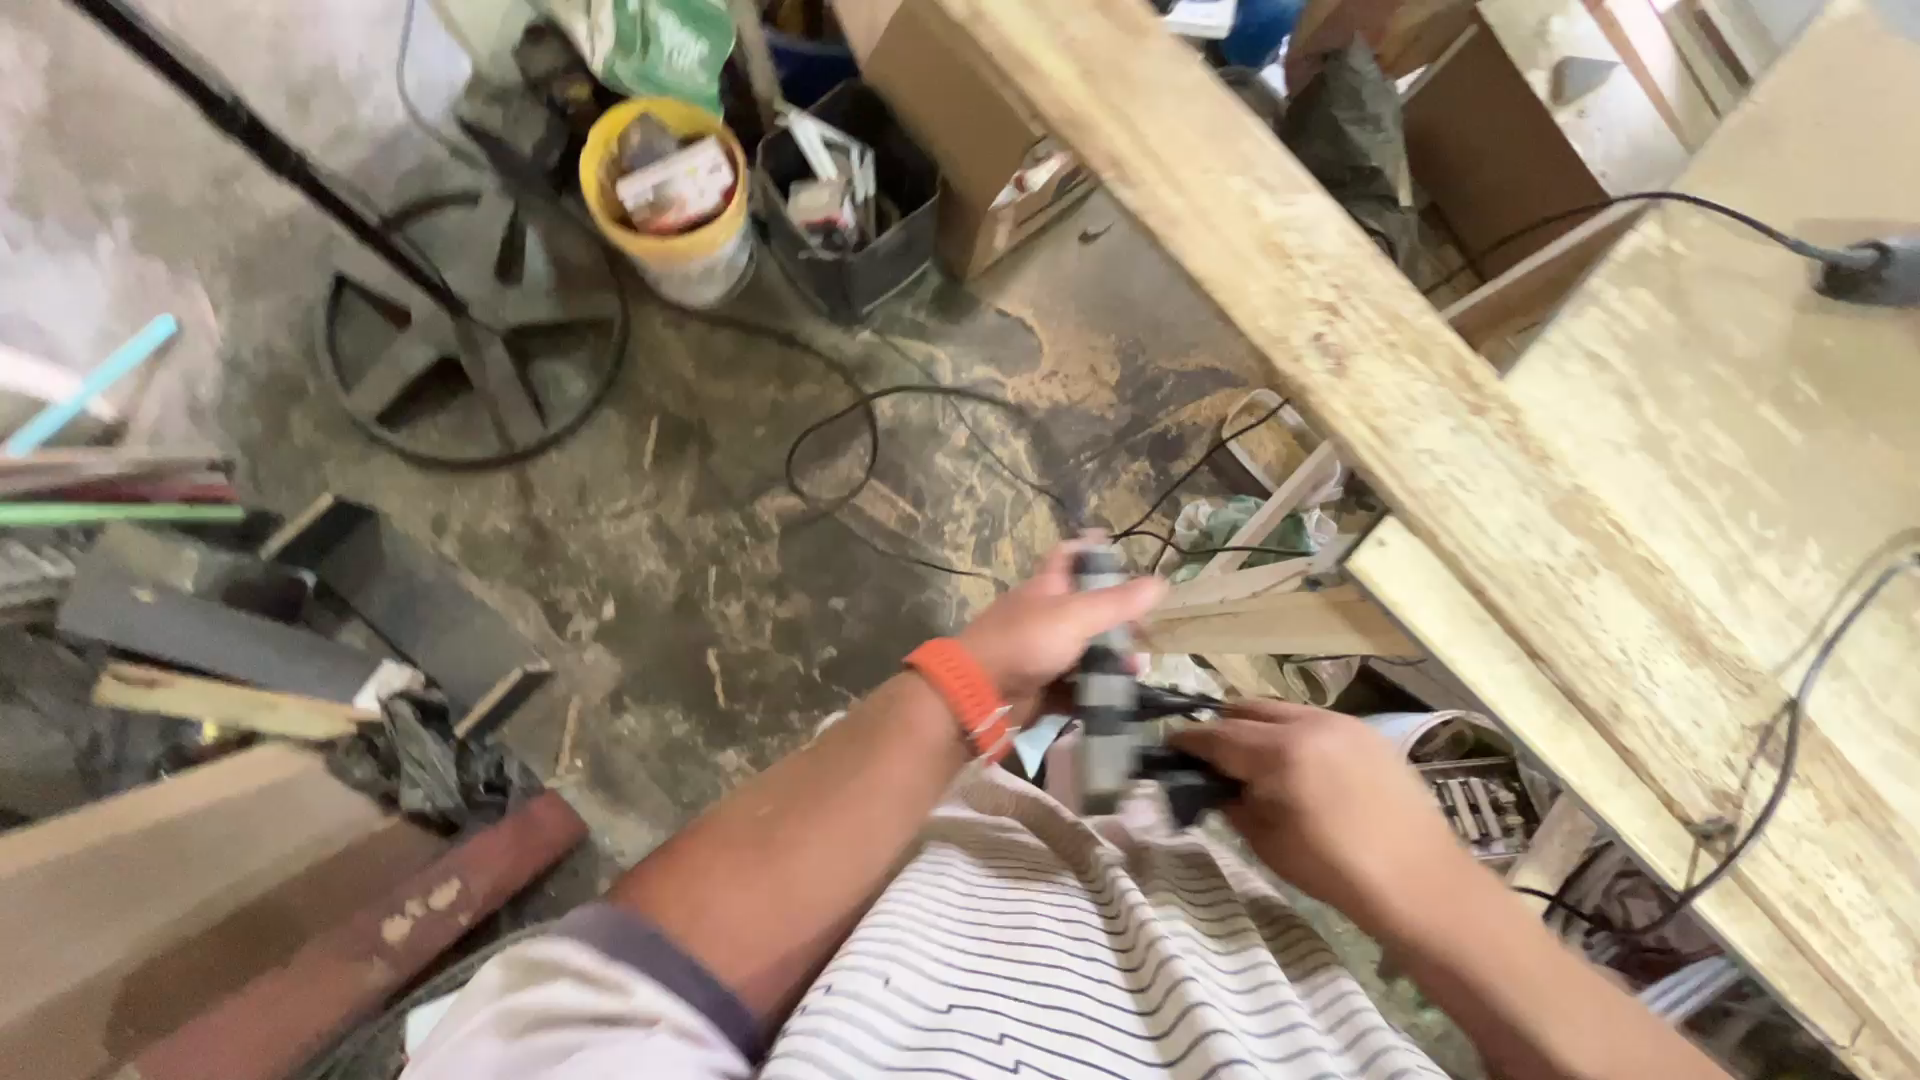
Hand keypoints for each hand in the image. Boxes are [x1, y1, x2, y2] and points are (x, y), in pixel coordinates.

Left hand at [955, 538, 1165, 704]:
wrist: (978, 693)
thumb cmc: (1025, 642)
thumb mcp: (1075, 615)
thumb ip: (1117, 603)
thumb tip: (1160, 582)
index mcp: (1046, 587)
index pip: (1068, 555)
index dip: (1090, 548)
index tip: (1116, 547)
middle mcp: (1042, 616)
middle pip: (1084, 610)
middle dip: (1116, 620)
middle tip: (1144, 632)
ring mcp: (1039, 653)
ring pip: (1083, 651)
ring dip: (1110, 660)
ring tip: (1136, 669)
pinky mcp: (1039, 686)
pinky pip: (1073, 686)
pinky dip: (1094, 690)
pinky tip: (1117, 697)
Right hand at [1169, 701, 1478, 935]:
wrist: (1422, 884)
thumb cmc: (1335, 871)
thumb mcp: (1266, 842)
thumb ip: (1234, 803)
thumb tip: (1216, 785)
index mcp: (1280, 753)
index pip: (1217, 735)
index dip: (1188, 739)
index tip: (1170, 745)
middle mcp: (1308, 724)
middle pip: (1245, 710)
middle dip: (1222, 728)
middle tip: (1212, 757)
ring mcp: (1341, 723)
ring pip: (1280, 709)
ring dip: (1257, 726)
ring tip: (1254, 758)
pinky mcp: (1366, 732)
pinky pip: (1312, 719)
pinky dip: (1291, 732)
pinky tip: (1297, 763)